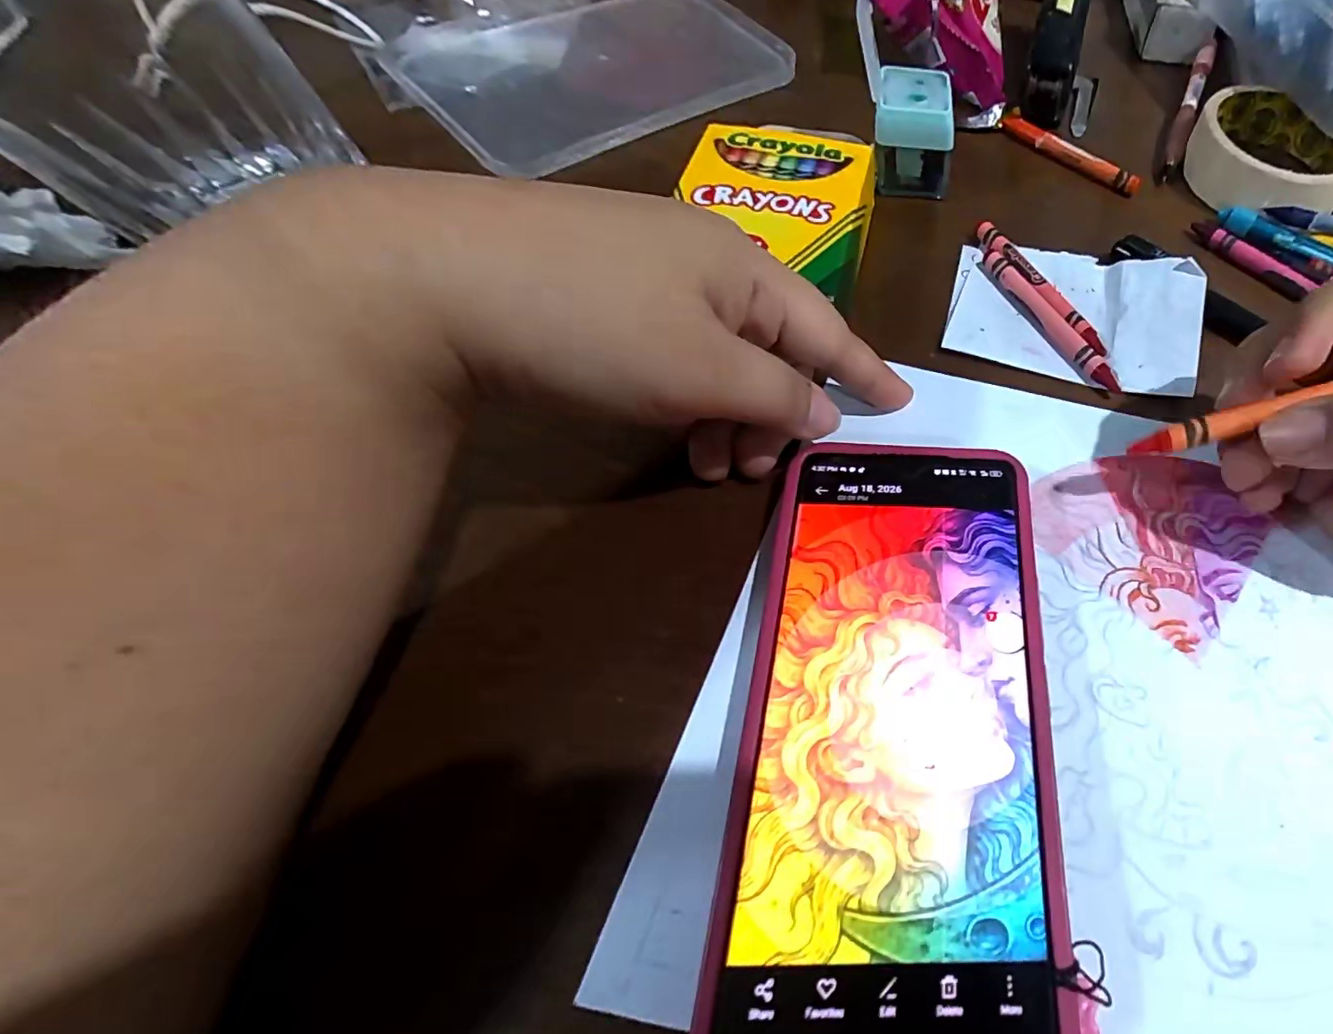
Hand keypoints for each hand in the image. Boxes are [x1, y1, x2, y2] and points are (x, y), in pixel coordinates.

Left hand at [251, 167, 912, 478]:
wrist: (430, 281)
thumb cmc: (596, 324)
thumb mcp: (704, 370)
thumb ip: (779, 395)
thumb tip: (826, 412)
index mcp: (745, 268)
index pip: (827, 328)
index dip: (866, 371)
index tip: (902, 402)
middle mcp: (708, 265)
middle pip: (775, 352)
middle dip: (776, 416)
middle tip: (758, 469)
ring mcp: (654, 279)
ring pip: (726, 362)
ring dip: (730, 419)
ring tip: (712, 467)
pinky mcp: (610, 300)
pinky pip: (680, 358)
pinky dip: (689, 403)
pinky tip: (676, 439)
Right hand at [1216, 266, 1332, 595]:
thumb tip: (1272, 431)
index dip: (1316, 320)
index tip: (1286, 369)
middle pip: (1293, 352)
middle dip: (1254, 386)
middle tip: (1232, 425)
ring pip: (1267, 412)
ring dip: (1242, 441)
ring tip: (1247, 479)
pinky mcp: (1319, 476)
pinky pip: (1266, 464)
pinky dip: (1250, 479)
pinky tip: (1260, 500)